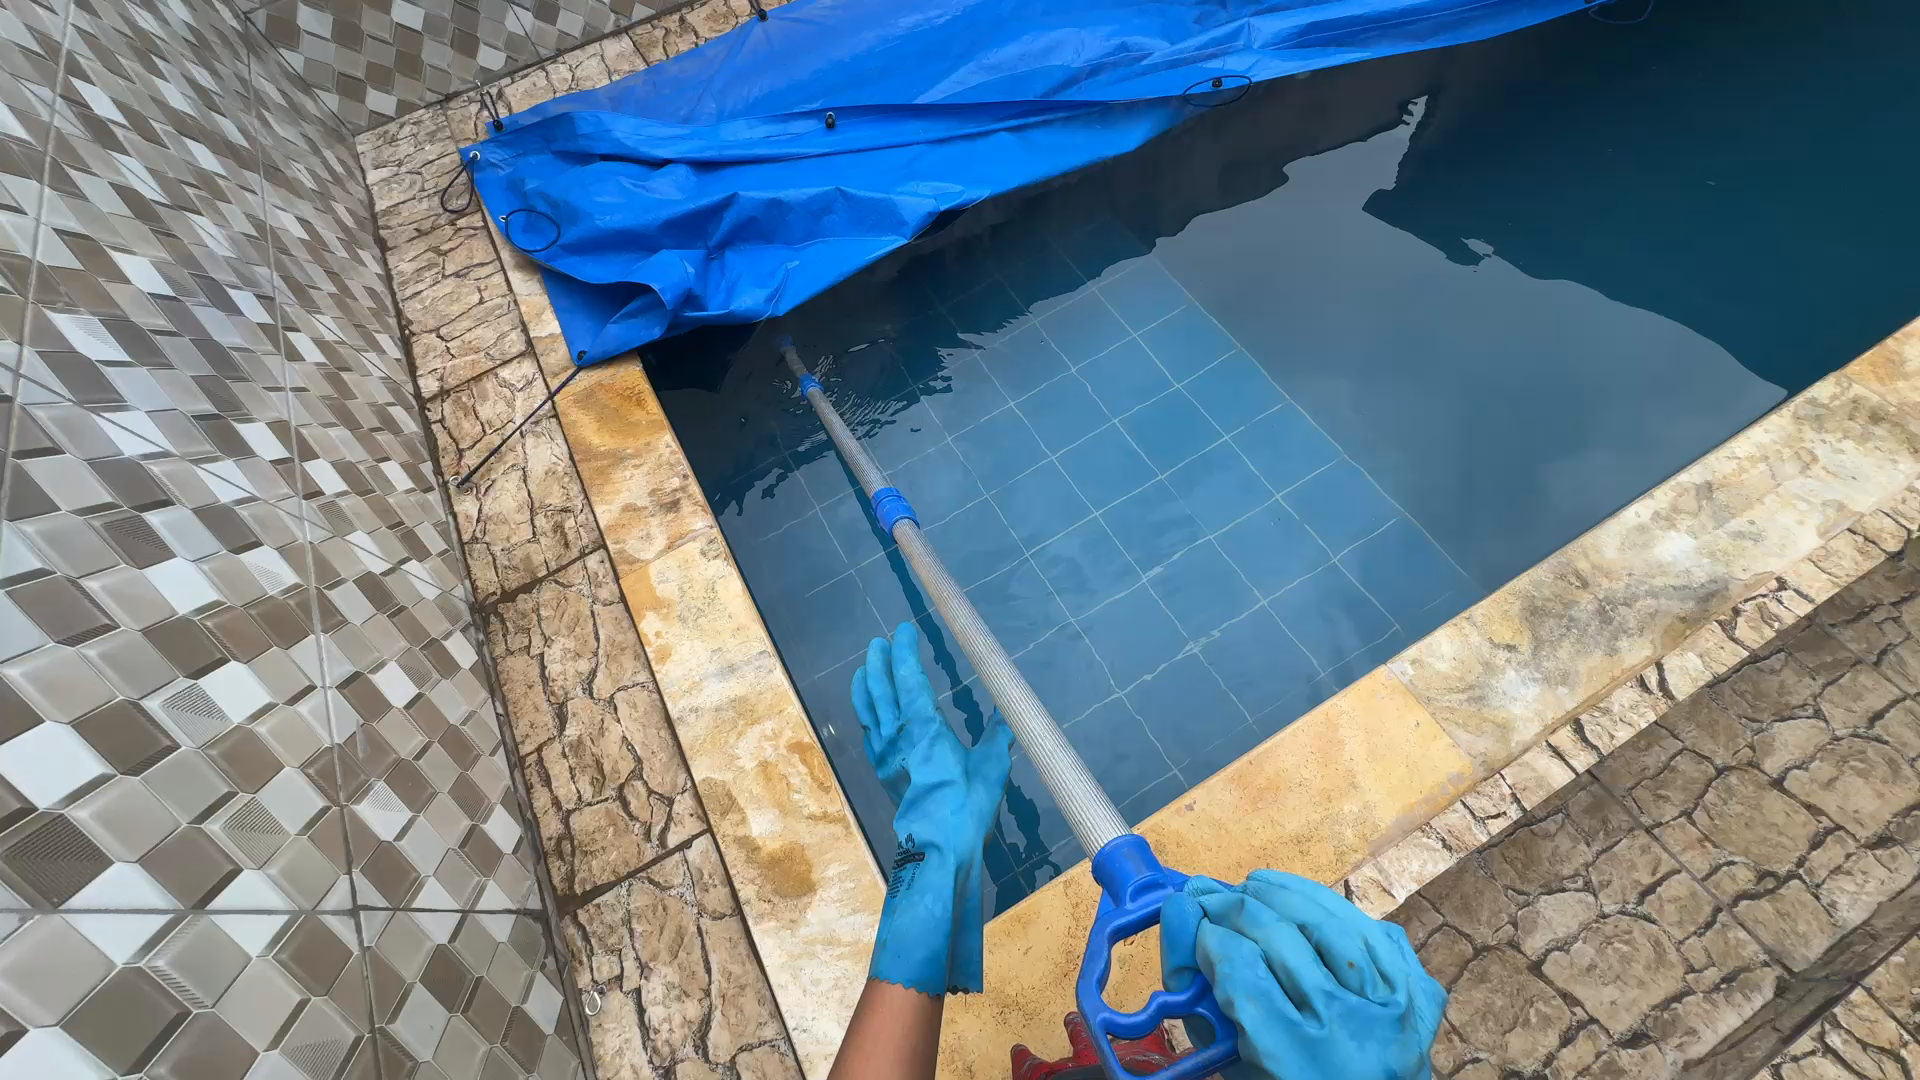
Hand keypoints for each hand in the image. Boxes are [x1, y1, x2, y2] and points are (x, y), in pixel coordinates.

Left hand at [852, 622, 1012, 994]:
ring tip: (865, 668)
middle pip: (881, 688)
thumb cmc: (966, 804)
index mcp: (922, 725)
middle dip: (880, 661)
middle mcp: (896, 733)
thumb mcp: (991, 765)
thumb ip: (998, 734)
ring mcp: (884, 754)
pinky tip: (872, 714)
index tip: (904, 629)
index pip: (908, 676)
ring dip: (867, 685)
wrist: (937, 850)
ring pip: (869, 709)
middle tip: (880, 642)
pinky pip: (869, 732)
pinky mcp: (882, 771)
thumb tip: (1008, 712)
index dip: (904, 650)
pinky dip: (868, 713)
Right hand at [1161, 870, 1445, 1079]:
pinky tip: (1298, 897)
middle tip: (1205, 897)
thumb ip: (1198, 992)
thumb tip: (1179, 910)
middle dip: (1229, 904)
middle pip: (1278, 936)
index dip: (1203, 935)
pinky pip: (1370, 929)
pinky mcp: (1418, 996)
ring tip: (1248, 886)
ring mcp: (1393, 1009)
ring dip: (1277, 892)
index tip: (1190, 927)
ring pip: (1325, 921)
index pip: (1239, 966)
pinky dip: (1331, 905)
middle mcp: (1353, 1032)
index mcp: (1298, 1062)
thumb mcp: (1230, 1061)